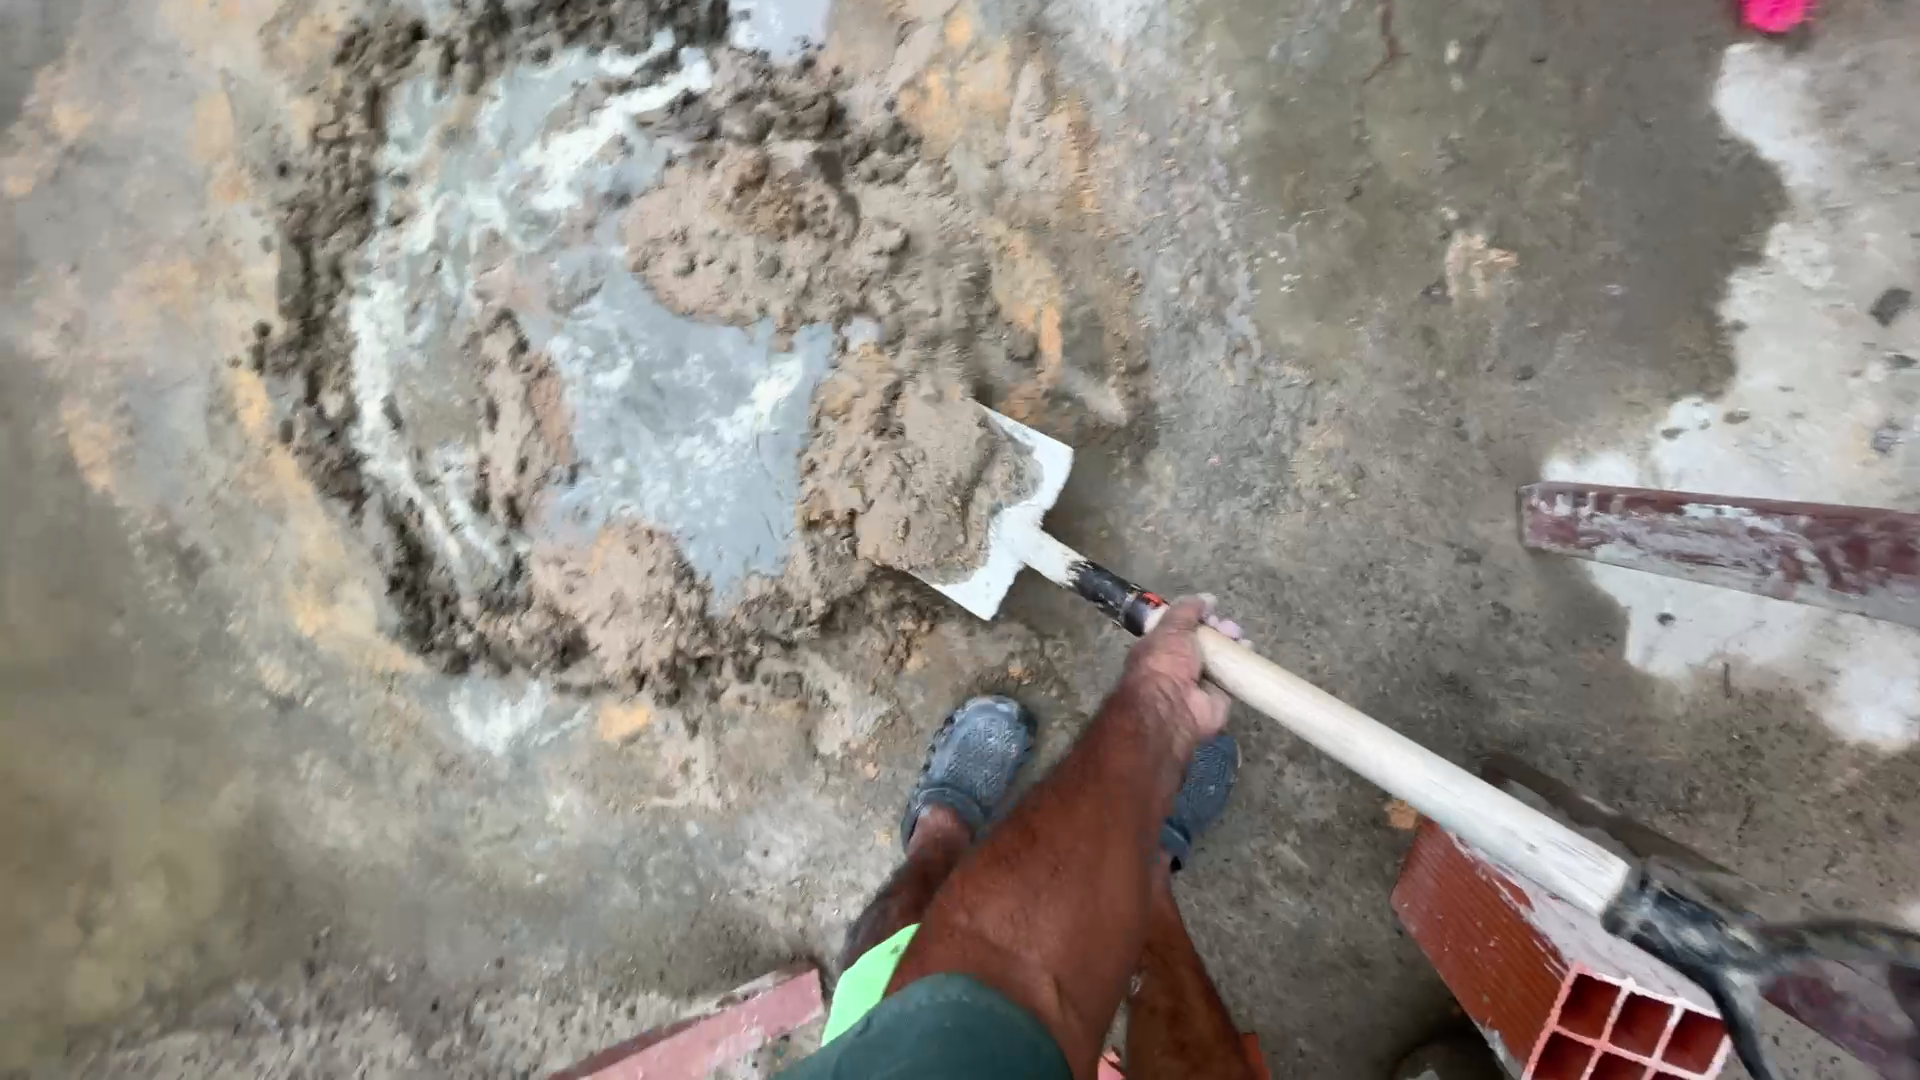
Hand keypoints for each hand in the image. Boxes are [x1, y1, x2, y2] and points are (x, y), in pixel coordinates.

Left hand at [1117, 595, 1239, 753]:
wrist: (1171, 705)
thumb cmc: (1164, 661)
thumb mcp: (1171, 627)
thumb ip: (1187, 610)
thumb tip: (1206, 599)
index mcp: (1160, 647)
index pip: (1181, 628)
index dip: (1197, 618)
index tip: (1209, 612)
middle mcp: (1178, 664)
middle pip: (1204, 642)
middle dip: (1218, 630)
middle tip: (1227, 627)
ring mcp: (1199, 681)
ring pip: (1220, 657)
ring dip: (1231, 643)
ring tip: (1237, 636)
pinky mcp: (1218, 697)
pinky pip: (1233, 677)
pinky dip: (1242, 663)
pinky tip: (1247, 649)